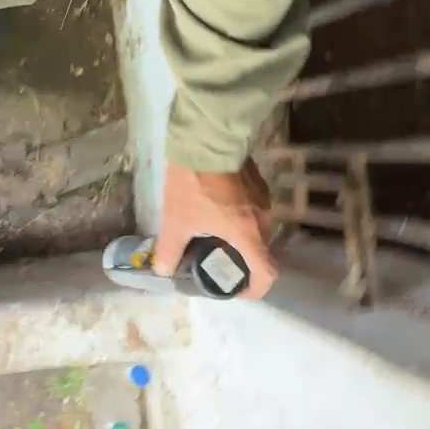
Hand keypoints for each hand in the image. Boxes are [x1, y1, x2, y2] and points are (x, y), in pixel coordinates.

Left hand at [154, 160, 277, 299]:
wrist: (205, 138)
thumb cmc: (193, 184)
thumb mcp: (175, 221)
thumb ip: (170, 249)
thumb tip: (163, 271)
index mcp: (248, 233)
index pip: (266, 272)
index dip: (256, 289)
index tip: (240, 291)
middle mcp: (262, 218)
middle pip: (260, 250)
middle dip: (242, 262)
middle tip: (217, 262)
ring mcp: (262, 197)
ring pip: (256, 228)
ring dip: (239, 237)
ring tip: (213, 236)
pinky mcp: (256, 181)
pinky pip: (251, 209)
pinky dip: (239, 218)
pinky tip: (215, 211)